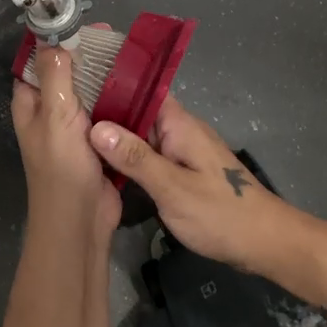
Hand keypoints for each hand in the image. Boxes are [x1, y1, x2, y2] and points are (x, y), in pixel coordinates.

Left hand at [11, 44, 121, 235]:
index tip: (78, 23)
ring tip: (131, 55)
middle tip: (115, 37)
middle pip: (68, 75)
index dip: (55, 42)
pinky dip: (121, 99)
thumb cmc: (62, 168)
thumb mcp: (55, 117)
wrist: (81, 220)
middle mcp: (50, 113)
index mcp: (31, 105)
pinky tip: (140, 85)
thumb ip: (55, 78)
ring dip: (107, 77)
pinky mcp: (99, 142)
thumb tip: (52, 40)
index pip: (37, 63)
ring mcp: (75, 129)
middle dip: (87, 56)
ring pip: (91, 93)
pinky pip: (109, 113)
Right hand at [89, 98, 302, 272]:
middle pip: (137, 111)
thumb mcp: (173, 188)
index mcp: (180, 124)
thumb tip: (96, 127)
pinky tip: (101, 164)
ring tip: (70, 134)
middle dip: (105, 111)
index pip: (141, 89)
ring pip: (141, 135)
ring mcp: (181, 151)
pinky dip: (128, 157)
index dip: (110, 83)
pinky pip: (149, 155)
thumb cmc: (222, 214)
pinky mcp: (182, 171)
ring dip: (114, 136)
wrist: (265, 244)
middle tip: (62, 113)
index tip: (74, 82)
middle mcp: (180, 131)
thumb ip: (135, 158)